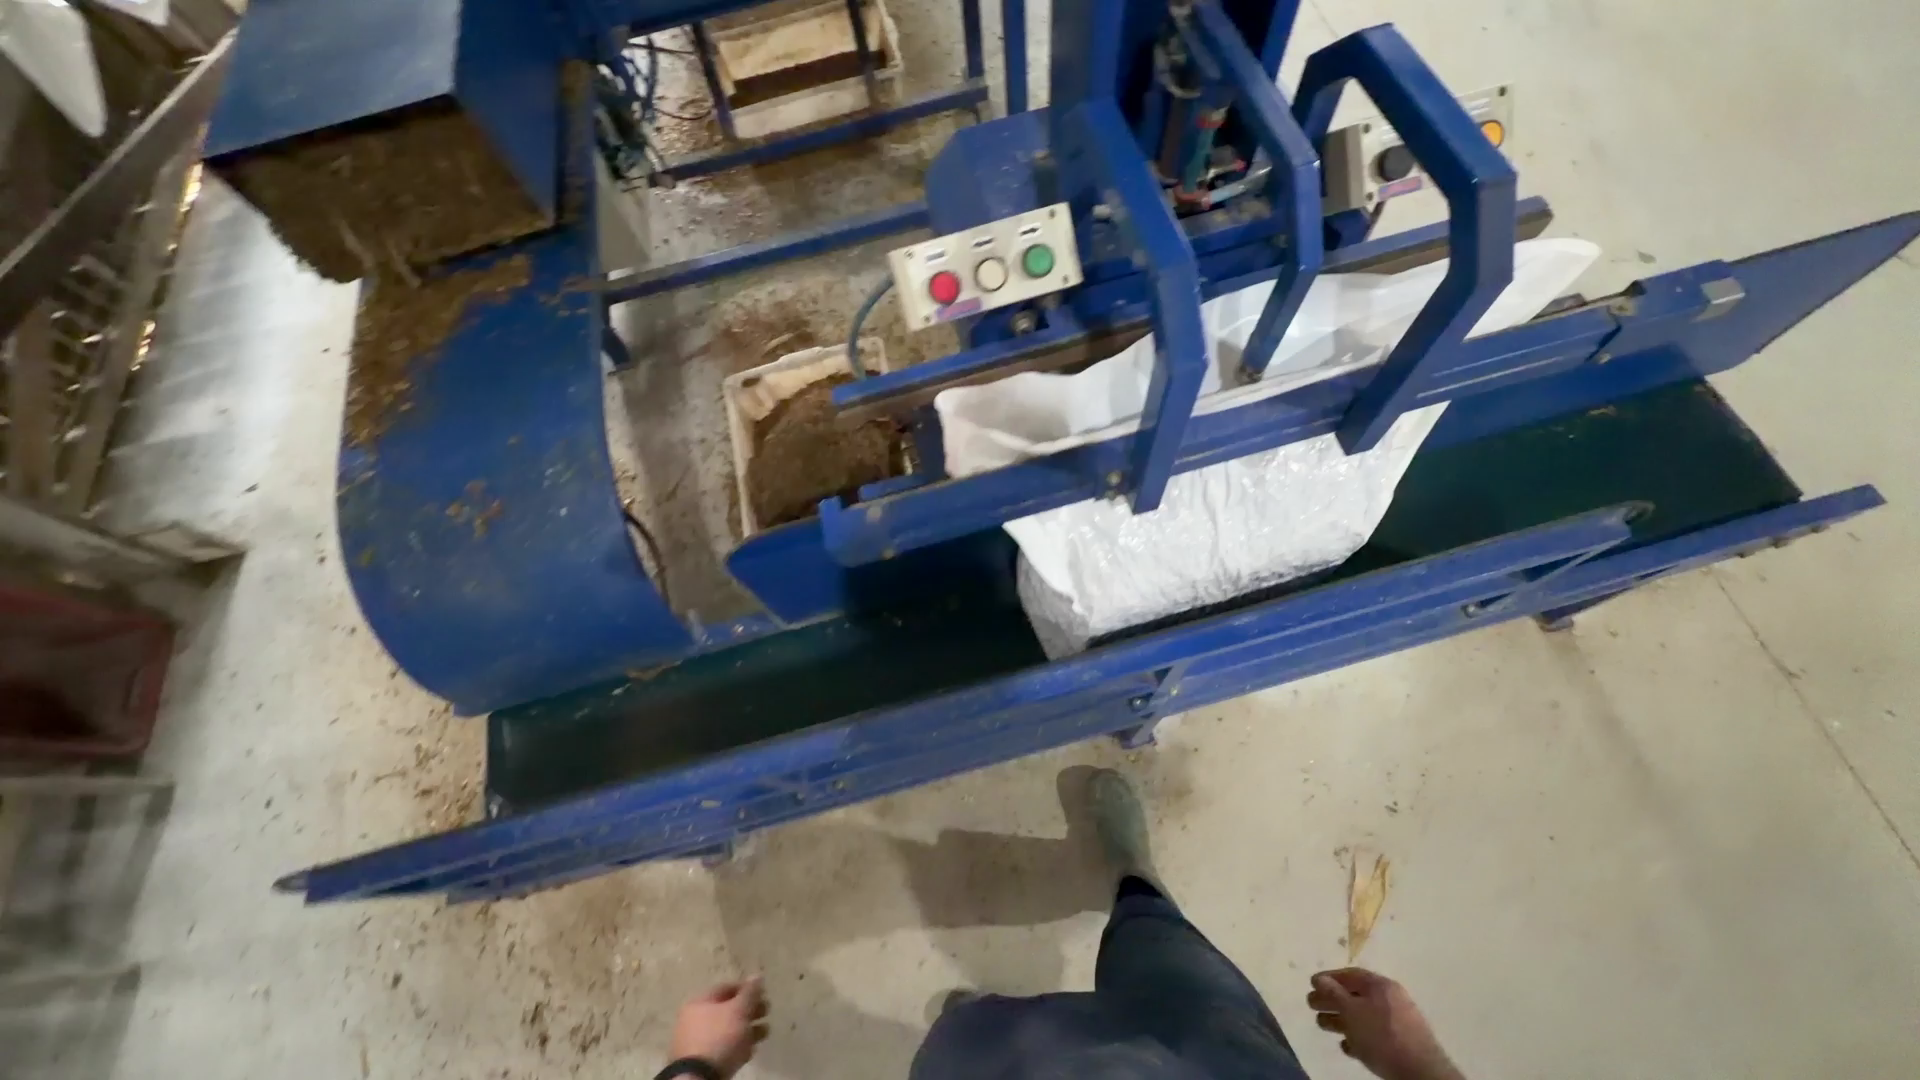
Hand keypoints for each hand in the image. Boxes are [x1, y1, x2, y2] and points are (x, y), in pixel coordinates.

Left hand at [670, 977, 768, 1078]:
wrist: (699, 1078)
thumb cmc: (719, 1037)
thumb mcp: (738, 1010)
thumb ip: (749, 993)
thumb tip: (757, 975)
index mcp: (699, 1002)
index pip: (726, 988)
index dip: (746, 989)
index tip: (763, 994)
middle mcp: (695, 1019)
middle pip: (728, 1010)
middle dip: (750, 1011)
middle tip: (766, 1012)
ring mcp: (697, 1042)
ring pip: (727, 1031)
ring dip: (748, 1030)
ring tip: (765, 1032)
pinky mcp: (703, 1061)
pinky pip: (723, 1048)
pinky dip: (738, 1046)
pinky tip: (751, 1050)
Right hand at [1307, 968, 1460, 1079]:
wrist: (1422, 1073)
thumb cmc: (1382, 1035)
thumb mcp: (1351, 1011)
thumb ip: (1333, 993)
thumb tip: (1320, 979)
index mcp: (1380, 985)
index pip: (1350, 974)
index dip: (1329, 978)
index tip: (1311, 985)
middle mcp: (1391, 999)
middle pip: (1355, 995)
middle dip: (1332, 1000)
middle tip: (1312, 1005)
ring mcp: (1399, 1021)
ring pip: (1364, 1016)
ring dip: (1342, 1020)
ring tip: (1324, 1025)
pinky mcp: (1402, 1043)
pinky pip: (1375, 1034)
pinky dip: (1359, 1036)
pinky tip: (1347, 1046)